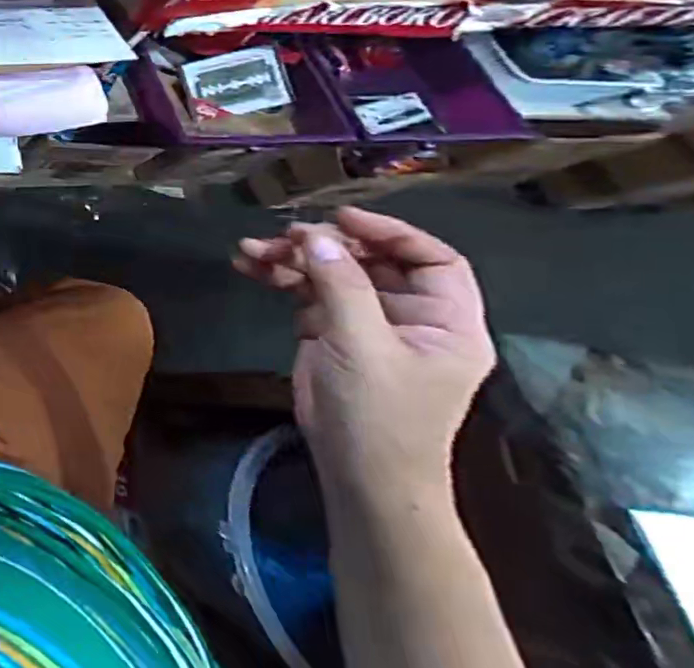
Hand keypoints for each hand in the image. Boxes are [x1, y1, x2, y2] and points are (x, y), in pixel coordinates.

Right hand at [233, 208, 493, 499]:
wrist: (358, 475)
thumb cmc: (379, 415)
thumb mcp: (362, 346)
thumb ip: (341, 286)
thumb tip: (316, 237)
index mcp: (444, 321)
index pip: (431, 259)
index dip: (391, 232)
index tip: (342, 219)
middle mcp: (408, 315)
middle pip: (369, 260)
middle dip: (325, 245)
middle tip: (285, 238)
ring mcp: (365, 322)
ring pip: (331, 272)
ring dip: (291, 257)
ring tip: (252, 249)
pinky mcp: (329, 331)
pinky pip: (305, 291)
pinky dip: (278, 276)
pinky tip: (248, 265)